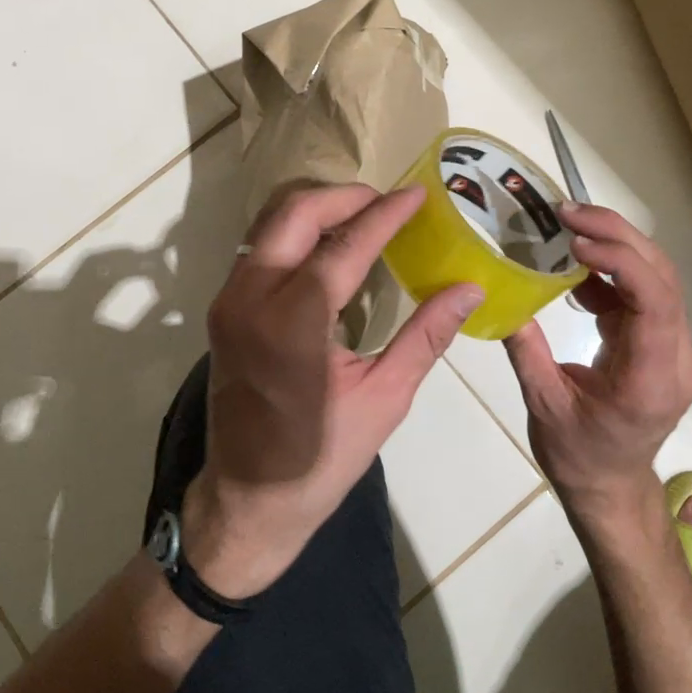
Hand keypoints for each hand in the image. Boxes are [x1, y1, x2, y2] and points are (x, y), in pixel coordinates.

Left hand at [184, 184, 484, 599]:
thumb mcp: (384, 399)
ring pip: (269, 224)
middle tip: (387, 203)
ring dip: (315, 210)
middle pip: (293, 213)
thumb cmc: (320, 458)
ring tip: (363, 218)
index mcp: (291, 323)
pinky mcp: (222, 309)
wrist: (247, 499)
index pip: (344, 246)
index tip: (418, 193)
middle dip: (343, 197)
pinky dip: (294, 234)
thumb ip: (425, 335)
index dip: (385, 215)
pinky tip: (330, 249)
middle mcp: (250, 298)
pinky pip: (259, 249)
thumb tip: (469, 288)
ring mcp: (228, 301)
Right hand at [503, 203, 691, 527]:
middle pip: (661, 279)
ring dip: (615, 246)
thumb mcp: (544, 406)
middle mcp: (674, 357)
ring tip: (568, 224)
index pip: (654, 304)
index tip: (576, 242)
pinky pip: (640, 294)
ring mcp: (670, 349)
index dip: (622, 263)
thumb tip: (500, 299)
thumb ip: (527, 351)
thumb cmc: (578, 456)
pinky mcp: (656, 343)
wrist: (611, 487)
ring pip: (655, 279)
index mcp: (650, 379)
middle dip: (617, 237)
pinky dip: (609, 271)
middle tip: (567, 212)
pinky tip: (574, 264)